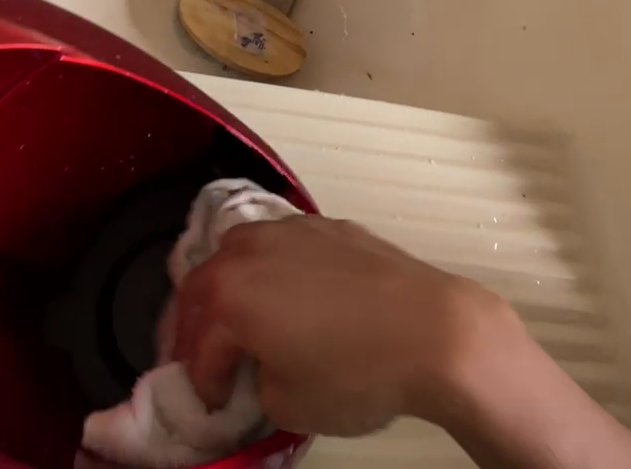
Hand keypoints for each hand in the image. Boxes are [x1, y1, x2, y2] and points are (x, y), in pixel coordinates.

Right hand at [172, 216, 630, 468]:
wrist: (432, 330)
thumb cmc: (355, 372)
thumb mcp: (287, 404)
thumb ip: (256, 379)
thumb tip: (262, 365)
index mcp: (230, 292)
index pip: (198, 344)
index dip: (202, 382)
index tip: (216, 404)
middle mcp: (252, 248)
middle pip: (204, 283)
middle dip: (199, 324)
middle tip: (210, 358)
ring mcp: (292, 229)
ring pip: (240, 251)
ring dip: (231, 284)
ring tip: (244, 318)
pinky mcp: (328, 225)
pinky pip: (282, 244)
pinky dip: (272, 268)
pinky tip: (293, 293)